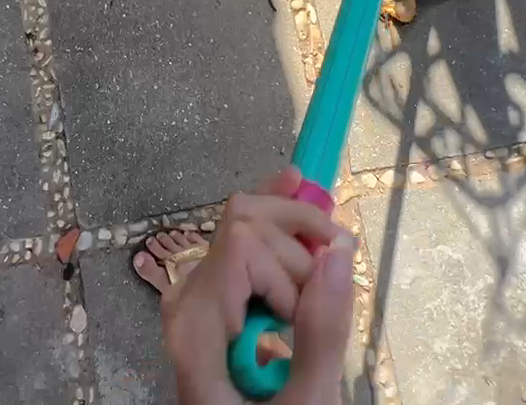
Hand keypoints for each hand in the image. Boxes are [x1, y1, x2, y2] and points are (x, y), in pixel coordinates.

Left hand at [162, 169, 356, 404]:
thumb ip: (320, 333)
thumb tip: (340, 252)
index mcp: (195, 326)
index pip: (241, 242)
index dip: (286, 265)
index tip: (313, 308)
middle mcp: (185, 298)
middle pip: (240, 222)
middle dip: (295, 239)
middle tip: (338, 262)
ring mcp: (194, 294)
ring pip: (240, 222)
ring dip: (291, 233)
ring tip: (327, 255)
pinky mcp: (210, 296)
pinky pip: (237, 240)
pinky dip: (274, 224)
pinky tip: (295, 191)